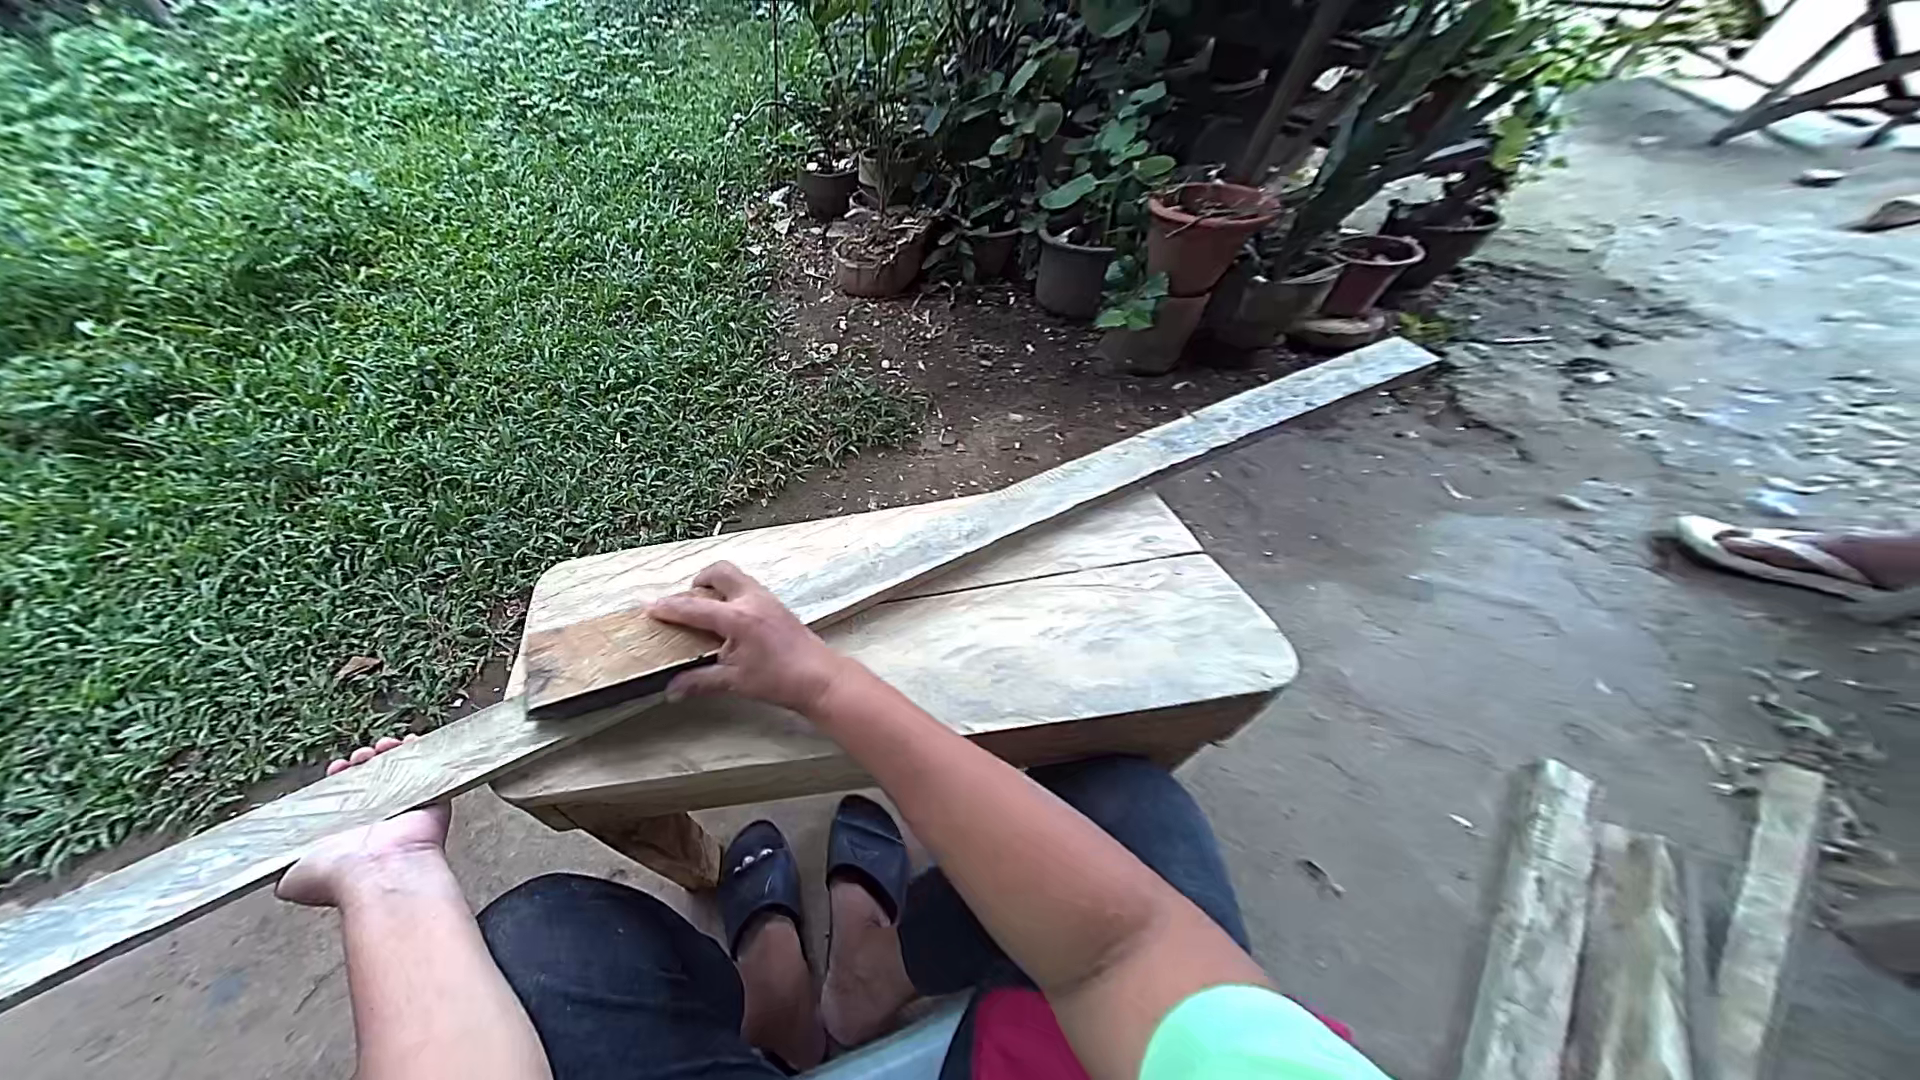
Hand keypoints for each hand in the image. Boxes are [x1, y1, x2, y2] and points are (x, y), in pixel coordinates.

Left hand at [277, 735, 454, 908]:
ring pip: (399, 771)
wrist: (381, 869)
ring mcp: (406, 806)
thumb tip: (269, 867)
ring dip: (391, 754)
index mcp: (347, 829)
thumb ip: (283, 864)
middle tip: (361, 755)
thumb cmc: (339, 874)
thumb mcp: (291, 875)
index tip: (337, 767)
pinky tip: (411, 741)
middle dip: (366, 761)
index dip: (340, 776)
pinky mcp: (432, 798)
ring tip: (383, 745)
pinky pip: (430, 769)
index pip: (345, 794)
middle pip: (373, 778)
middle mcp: (377, 817)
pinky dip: (422, 752)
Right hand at [648, 561, 853, 714]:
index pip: (694, 606)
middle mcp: (753, 600)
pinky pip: (749, 588)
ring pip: (736, 577)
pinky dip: (733, 594)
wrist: (820, 678)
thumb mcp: (734, 681)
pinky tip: (730, 619)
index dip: (669, 607)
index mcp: (738, 618)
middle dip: (697, 582)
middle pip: (719, 571)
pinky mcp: (778, 604)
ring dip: (717, 587)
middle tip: (686, 604)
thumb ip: (699, 681)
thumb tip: (671, 689)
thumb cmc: (781, 679)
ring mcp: (768, 599)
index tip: (650, 608)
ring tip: (706, 611)